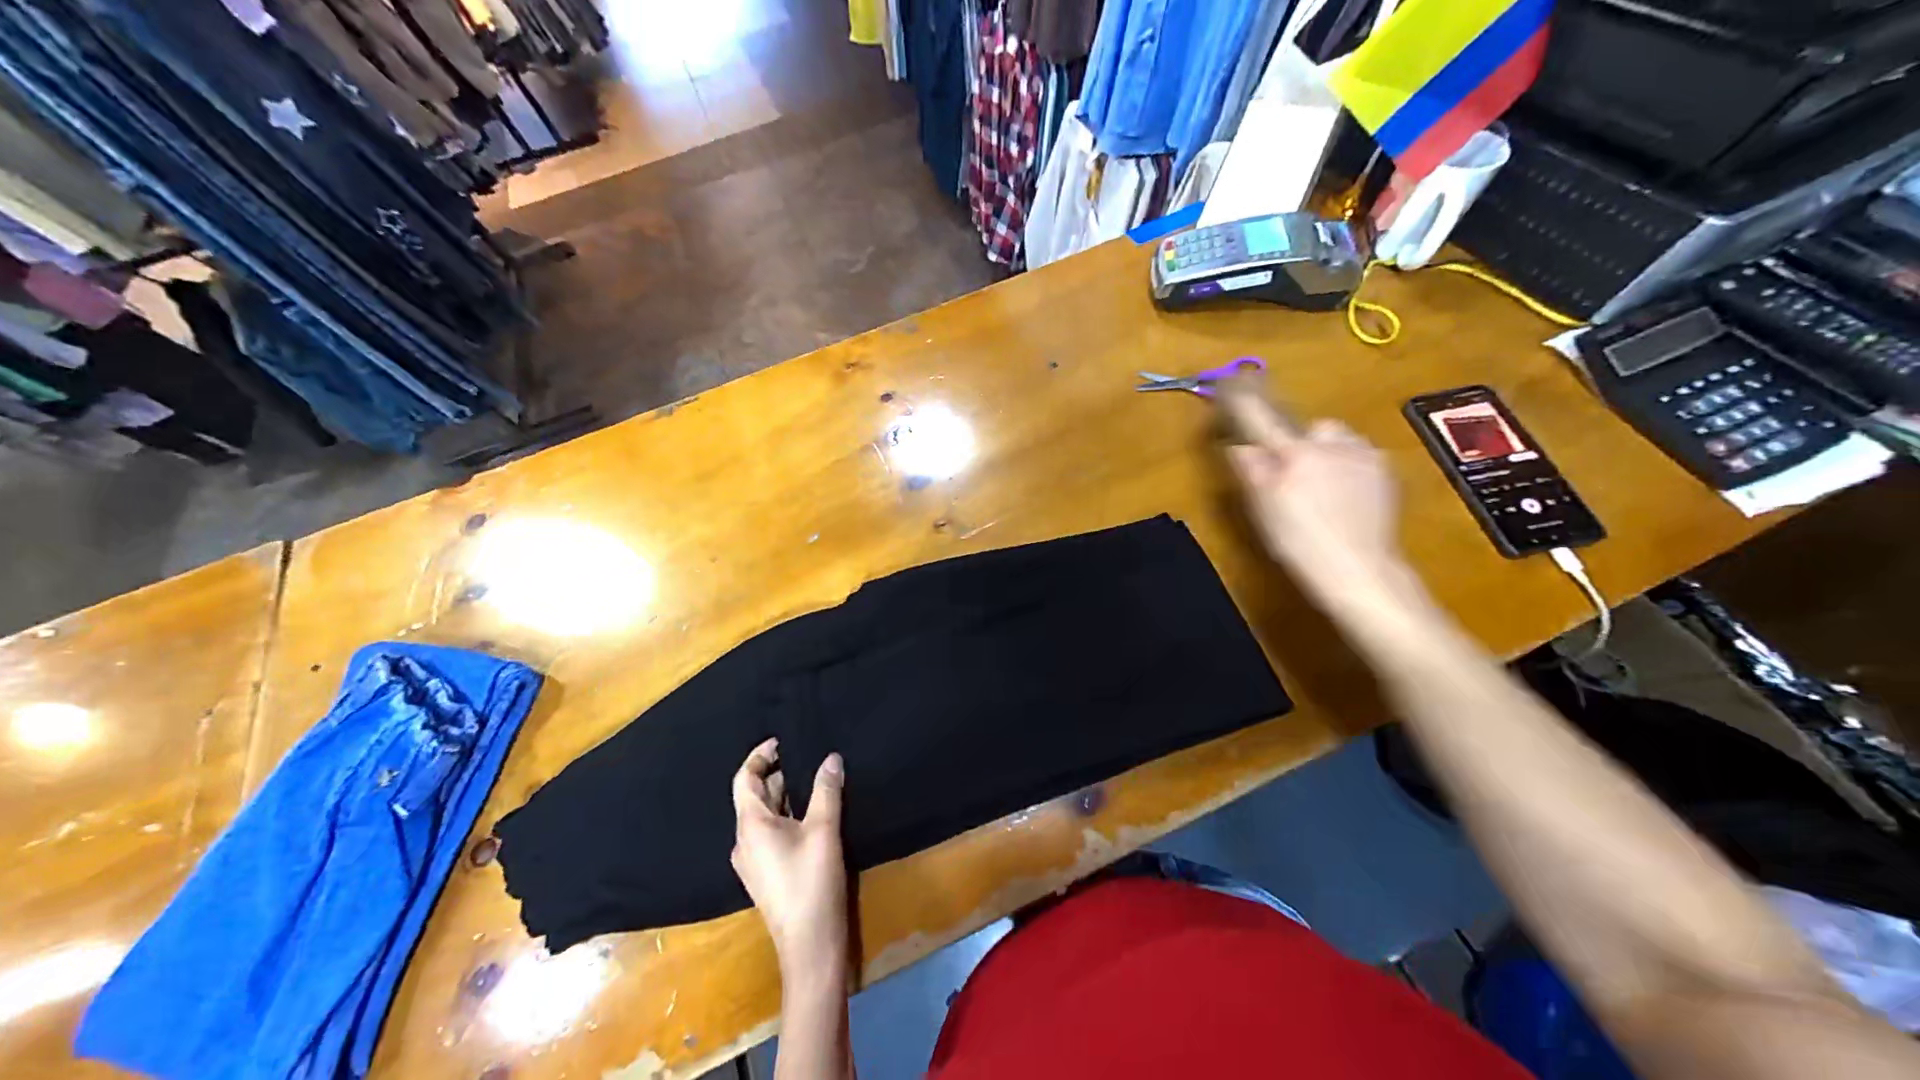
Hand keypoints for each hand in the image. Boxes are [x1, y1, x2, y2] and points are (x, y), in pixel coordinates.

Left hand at [731, 738, 850, 983]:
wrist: (809, 944)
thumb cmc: (812, 881)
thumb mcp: (824, 830)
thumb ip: (826, 790)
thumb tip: (831, 758)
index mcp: (750, 826)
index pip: (746, 778)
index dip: (760, 755)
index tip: (782, 741)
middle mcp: (744, 841)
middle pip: (754, 797)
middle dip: (778, 774)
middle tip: (806, 756)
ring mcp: (752, 861)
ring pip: (764, 817)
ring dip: (784, 796)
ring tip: (812, 780)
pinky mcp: (765, 875)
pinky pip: (770, 834)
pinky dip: (786, 816)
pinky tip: (810, 816)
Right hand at [1217, 383, 1408, 613]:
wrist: (1359, 570)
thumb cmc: (1300, 541)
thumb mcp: (1263, 509)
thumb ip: (1250, 470)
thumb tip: (1239, 445)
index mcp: (1296, 453)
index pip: (1262, 417)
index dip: (1244, 399)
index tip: (1231, 380)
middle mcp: (1332, 444)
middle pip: (1309, 428)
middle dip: (1298, 442)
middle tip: (1289, 474)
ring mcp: (1364, 457)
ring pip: (1337, 439)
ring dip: (1325, 452)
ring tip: (1320, 486)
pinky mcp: (1385, 473)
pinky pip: (1358, 455)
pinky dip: (1346, 467)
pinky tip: (1343, 496)